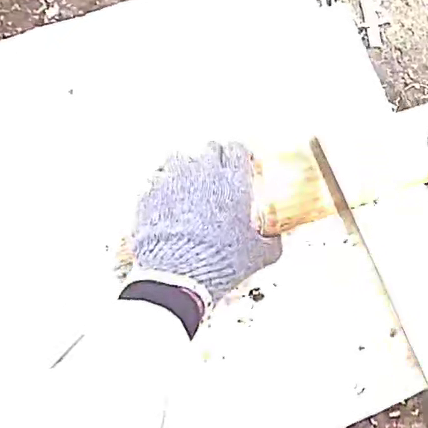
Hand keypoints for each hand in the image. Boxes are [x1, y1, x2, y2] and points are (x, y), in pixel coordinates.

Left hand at [126, 142, 281, 302]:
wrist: (176, 278)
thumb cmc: (220, 262)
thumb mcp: (260, 254)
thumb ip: (273, 240)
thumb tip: (276, 239)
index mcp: (234, 180)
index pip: (238, 148)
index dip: (241, 156)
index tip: (243, 166)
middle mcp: (204, 173)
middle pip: (210, 148)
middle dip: (215, 159)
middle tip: (218, 176)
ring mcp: (174, 181)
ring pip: (180, 158)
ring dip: (187, 168)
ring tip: (190, 186)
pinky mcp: (150, 196)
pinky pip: (156, 181)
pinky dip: (163, 188)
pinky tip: (168, 204)